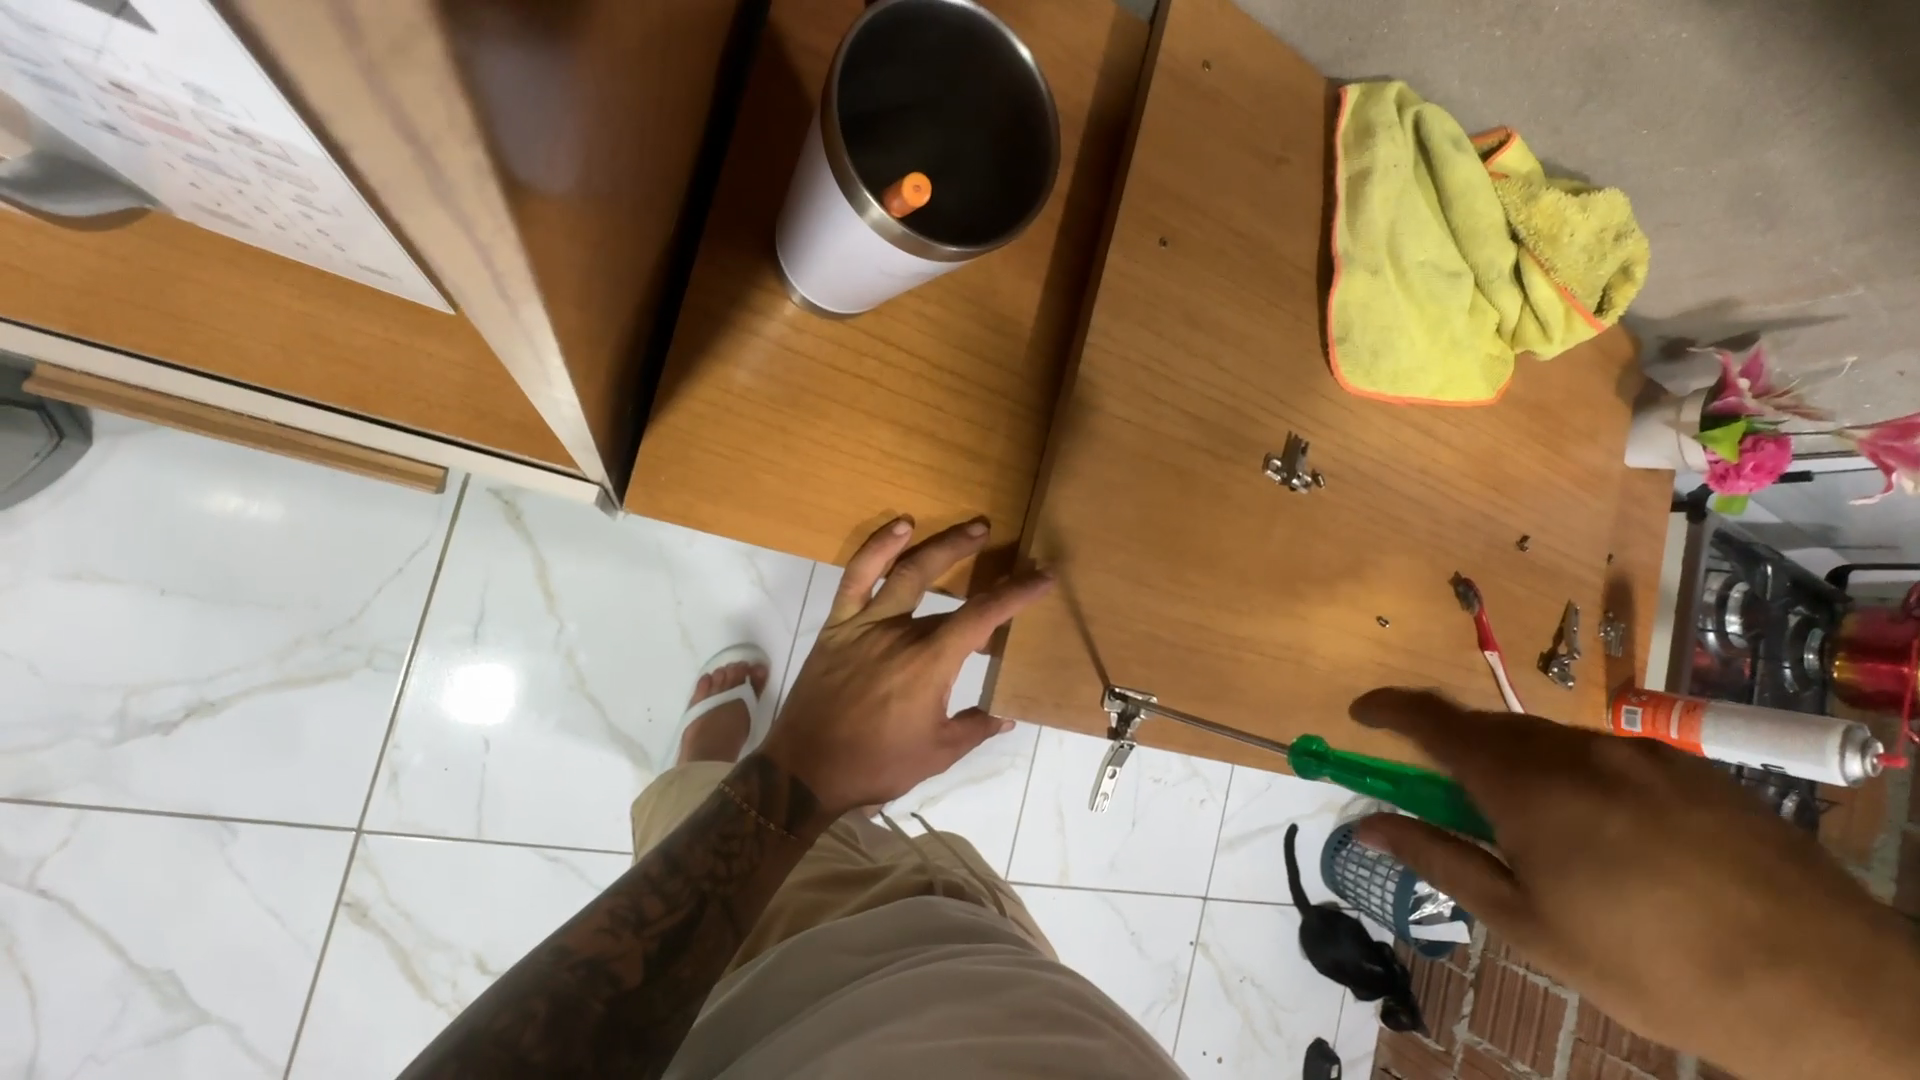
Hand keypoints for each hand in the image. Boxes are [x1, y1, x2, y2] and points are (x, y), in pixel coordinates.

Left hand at [761, 516, 1051, 818]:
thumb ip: (975, 728)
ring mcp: (866, 623)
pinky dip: (877, 548)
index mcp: (930, 664)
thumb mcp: (937, 754)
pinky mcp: (838, 624)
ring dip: (943, 546)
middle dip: (988, 569)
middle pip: (951, 589)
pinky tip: (900, 527)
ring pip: (908, 572)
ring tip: (973, 528)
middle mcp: (902, 633)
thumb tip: (1006, 715)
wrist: (806, 769)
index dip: (1016, 594)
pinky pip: (856, 577)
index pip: (983, 617)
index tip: (1042, 577)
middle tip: (1011, 548)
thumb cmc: (877, 764)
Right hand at [1350, 689, 1919, 1079]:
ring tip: (1536, 835)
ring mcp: (1644, 755)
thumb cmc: (1651, 963)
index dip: (1388, 709)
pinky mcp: (1696, 771)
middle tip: (1446, 801)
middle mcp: (1579, 749)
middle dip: (1452, 752)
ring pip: (1550, 742)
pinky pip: (1607, 757)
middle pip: (1490, 729)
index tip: (1360, 715)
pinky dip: (1575, 778)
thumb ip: (1439, 859)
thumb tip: (1367, 827)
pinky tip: (1609, 838)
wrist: (1834, 990)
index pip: (1434, 721)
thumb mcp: (1526, 923)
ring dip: (1516, 767)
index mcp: (1527, 785)